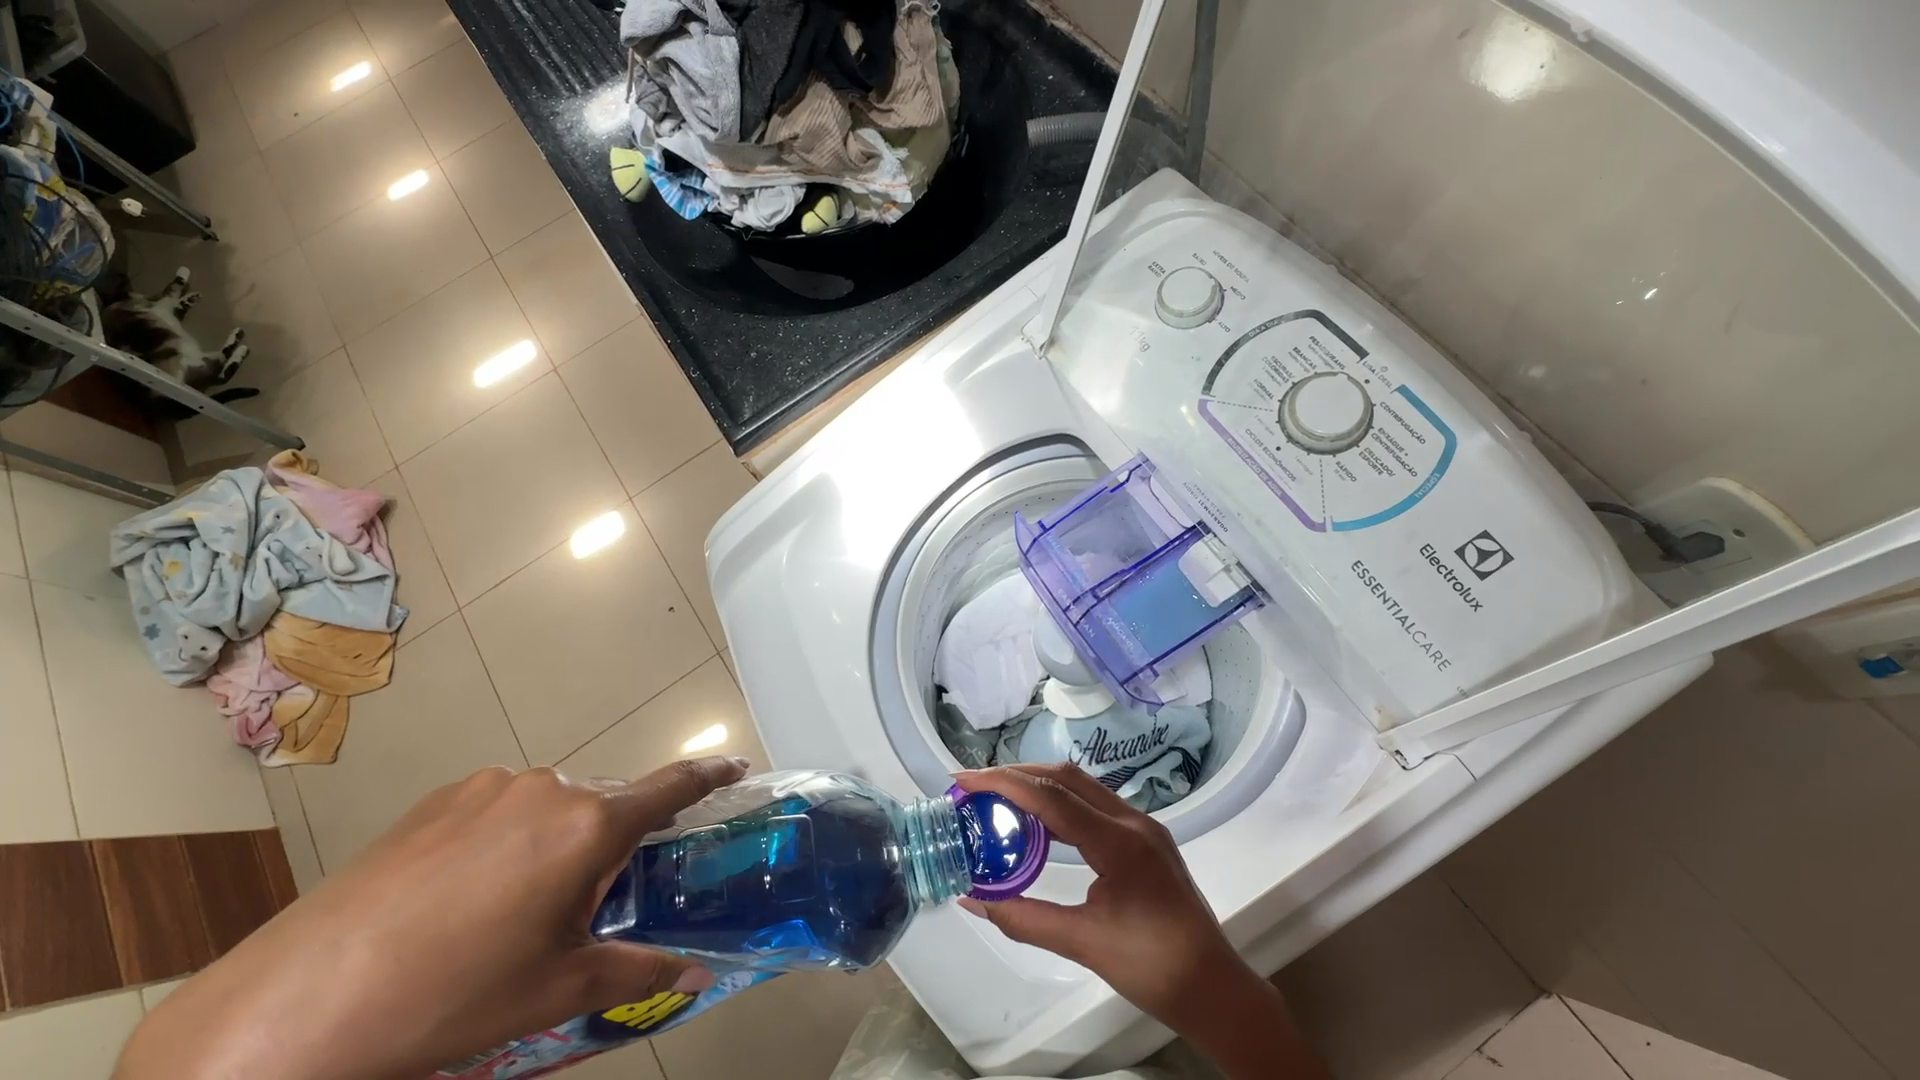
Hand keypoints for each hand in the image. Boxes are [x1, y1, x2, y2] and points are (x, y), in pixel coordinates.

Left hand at [116, 757, 750, 1079]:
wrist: (300, 999)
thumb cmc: (455, 994)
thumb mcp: (557, 992)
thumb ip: (638, 971)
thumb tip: (697, 974)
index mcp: (588, 825)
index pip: (669, 786)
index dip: (707, 775)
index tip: (734, 766)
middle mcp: (545, 788)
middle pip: (606, 803)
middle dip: (616, 841)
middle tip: (599, 899)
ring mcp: (485, 787)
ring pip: (552, 805)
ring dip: (561, 840)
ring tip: (524, 908)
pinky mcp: (436, 799)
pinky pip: (501, 807)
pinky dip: (512, 837)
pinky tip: (472, 895)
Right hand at [954, 764, 1324, 1079]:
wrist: (1212, 985)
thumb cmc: (1151, 967)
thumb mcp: (1081, 943)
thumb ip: (1023, 919)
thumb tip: (974, 899)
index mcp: (1120, 843)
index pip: (1052, 797)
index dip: (1003, 784)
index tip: (964, 781)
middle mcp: (1133, 822)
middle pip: (1066, 778)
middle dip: (1017, 774)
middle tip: (974, 785)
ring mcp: (1143, 826)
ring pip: (1082, 786)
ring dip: (1039, 784)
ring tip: (997, 797)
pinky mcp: (1144, 838)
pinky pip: (1094, 803)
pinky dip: (1059, 801)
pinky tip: (1038, 820)